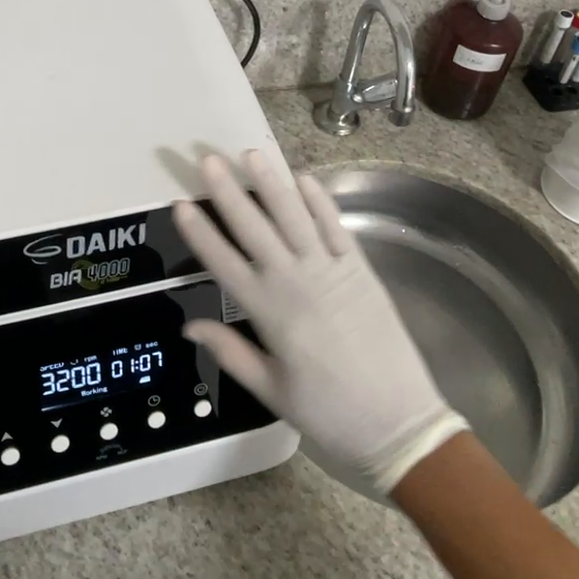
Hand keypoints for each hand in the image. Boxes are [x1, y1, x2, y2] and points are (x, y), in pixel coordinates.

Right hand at [173, 151, 466, 493]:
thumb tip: (191, 326)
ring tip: (251, 155)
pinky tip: (304, 179)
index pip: (224, 263)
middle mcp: (296, 283)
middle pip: (255, 229)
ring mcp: (331, 272)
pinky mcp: (362, 271)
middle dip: (229, 193)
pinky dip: (320, 203)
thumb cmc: (330, 414)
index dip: (199, 233)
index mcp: (269, 314)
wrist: (398, 424)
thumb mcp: (271, 391)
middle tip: (208, 160)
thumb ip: (230, 352)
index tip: (180, 204)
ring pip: (294, 218)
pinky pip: (336, 229)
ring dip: (271, 185)